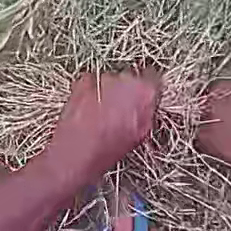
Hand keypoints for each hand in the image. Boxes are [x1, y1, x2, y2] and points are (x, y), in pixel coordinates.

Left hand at [46, 70, 161, 176]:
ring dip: (108, 92)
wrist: (77, 151)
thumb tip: (146, 108)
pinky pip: (93, 82)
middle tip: (121, 111)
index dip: (148, 92)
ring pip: (111, 81)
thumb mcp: (139, 135)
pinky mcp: (84, 81)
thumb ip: (146, 114)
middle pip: (131, 80)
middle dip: (127, 92)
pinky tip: (89, 108)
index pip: (153, 82)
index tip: (144, 99)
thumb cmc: (107, 148)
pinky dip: (93, 91)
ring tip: (102, 114)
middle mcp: (126, 80)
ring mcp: (104, 79)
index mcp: (145, 92)